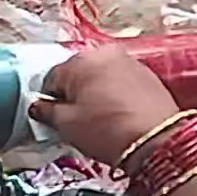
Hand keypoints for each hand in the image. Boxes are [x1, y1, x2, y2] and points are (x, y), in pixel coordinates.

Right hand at [28, 46, 179, 165]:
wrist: (157, 141)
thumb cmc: (111, 131)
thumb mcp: (67, 125)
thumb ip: (46, 112)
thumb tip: (39, 108)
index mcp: (79, 61)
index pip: (50, 78)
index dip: (47, 100)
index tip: (51, 117)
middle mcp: (104, 54)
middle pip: (76, 74)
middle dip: (72, 95)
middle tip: (75, 121)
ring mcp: (128, 62)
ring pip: (99, 77)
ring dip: (94, 94)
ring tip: (98, 121)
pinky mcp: (146, 74)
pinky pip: (119, 81)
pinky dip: (114, 95)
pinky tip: (115, 117)